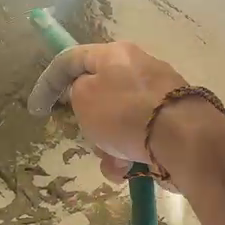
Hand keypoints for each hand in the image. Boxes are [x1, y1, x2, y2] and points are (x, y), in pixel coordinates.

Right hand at [27, 41, 187, 176]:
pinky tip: (130, 170)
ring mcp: (159, 95)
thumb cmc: (125, 114)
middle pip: (98, 95)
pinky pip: (139, 136)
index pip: (71, 60)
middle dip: (89, 123)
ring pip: (118, 121)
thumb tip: (89, 94)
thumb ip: (76, 91)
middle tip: (88, 137)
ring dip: (108, 145)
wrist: (185, 140)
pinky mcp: (174, 121)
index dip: (49, 82)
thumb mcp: (84, 99)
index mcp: (114, 54)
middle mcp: (138, 68)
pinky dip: (130, 154)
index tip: (38, 109)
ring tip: (115, 163)